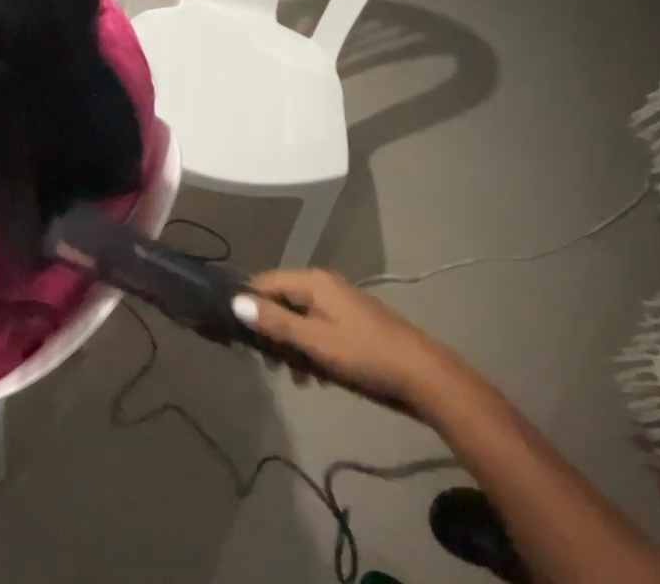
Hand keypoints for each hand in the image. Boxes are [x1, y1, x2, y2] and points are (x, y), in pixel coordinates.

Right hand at [236, 269, 466, 407]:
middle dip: (270, 330)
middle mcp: (324, 285)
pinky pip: (318, 329)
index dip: (246, 305)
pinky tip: (315, 377)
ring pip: (299, 319)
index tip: (235, 334)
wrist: (424, 376)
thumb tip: (235, 301)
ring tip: (294, 376)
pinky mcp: (353, 324)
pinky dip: (310, 349)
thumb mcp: (313, 340)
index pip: (263, 282)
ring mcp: (341, 304)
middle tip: (267, 363)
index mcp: (313, 282)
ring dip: (290, 346)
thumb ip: (274, 321)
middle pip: (280, 300)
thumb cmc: (364, 354)